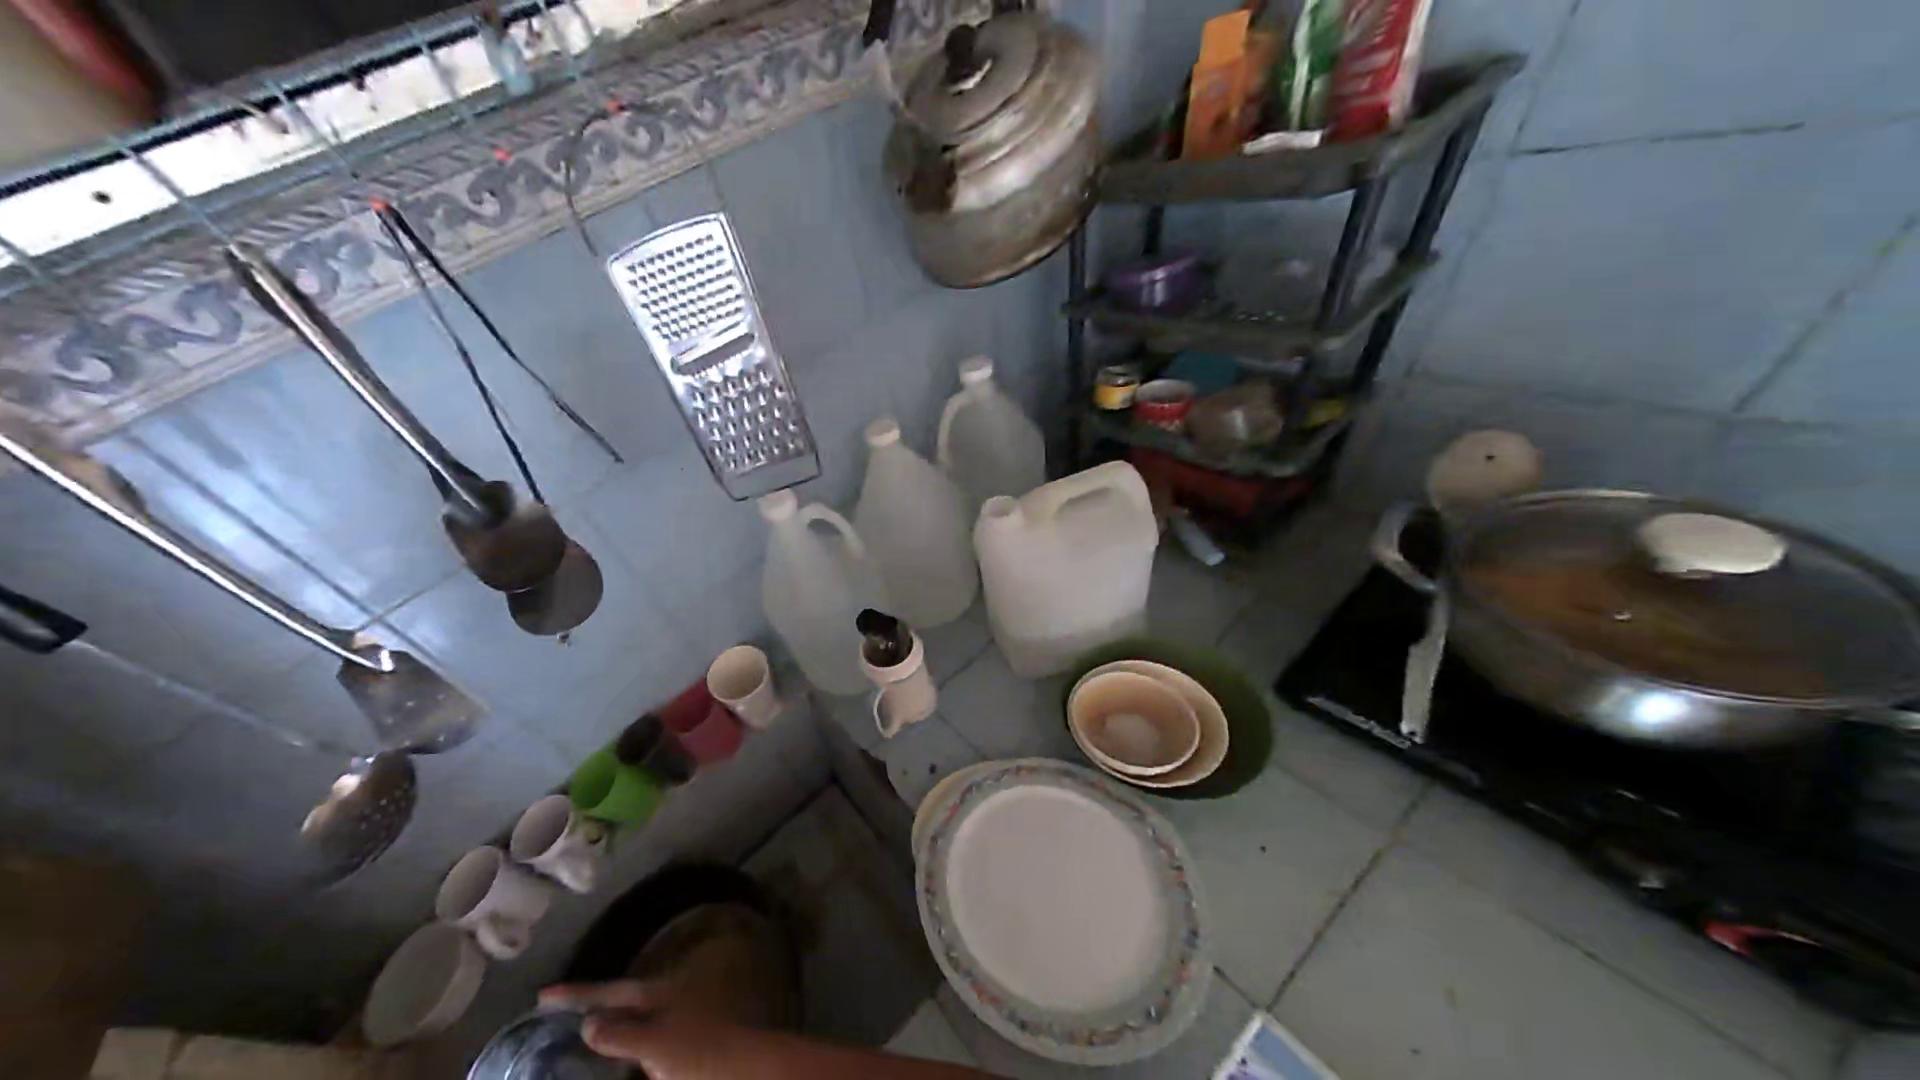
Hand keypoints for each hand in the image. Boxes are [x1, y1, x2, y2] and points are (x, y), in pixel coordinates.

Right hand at [539, 980, 773, 1079]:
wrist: (747, 1071)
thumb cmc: (702, 1055)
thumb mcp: (658, 1045)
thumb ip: (623, 1034)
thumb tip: (588, 1022)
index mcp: (657, 997)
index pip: (610, 990)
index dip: (577, 994)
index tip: (542, 994)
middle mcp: (663, 1005)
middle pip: (617, 1002)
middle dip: (587, 1007)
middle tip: (551, 1016)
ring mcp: (671, 1027)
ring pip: (627, 1023)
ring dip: (602, 1030)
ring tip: (568, 1040)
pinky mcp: (675, 1052)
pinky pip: (638, 1046)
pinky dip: (618, 1051)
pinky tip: (605, 1065)